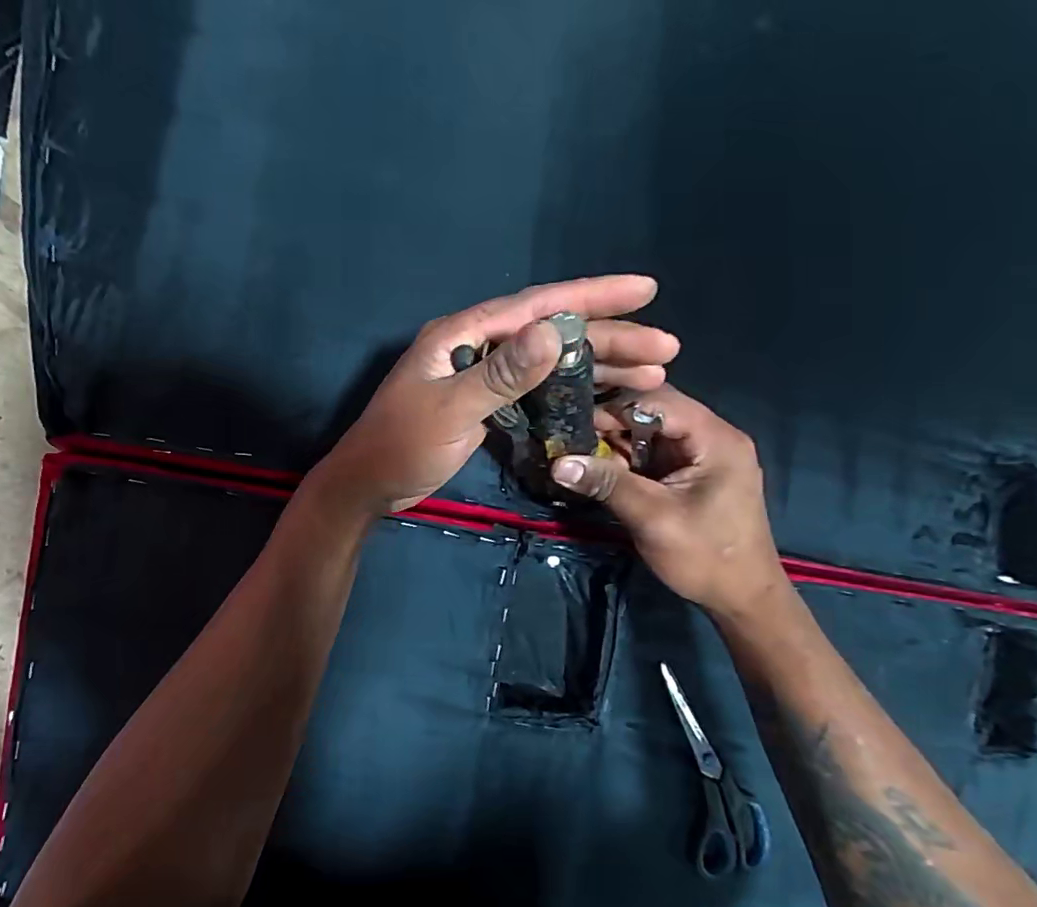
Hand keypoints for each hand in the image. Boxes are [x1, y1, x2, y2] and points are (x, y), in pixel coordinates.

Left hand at [310, 275, 678, 513]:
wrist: (370, 486)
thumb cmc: (401, 446)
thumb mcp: (450, 410)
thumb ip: (500, 375)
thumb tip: (553, 333)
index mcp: (466, 333)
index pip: (539, 305)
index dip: (594, 295)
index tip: (645, 289)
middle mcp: (480, 345)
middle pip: (556, 334)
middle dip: (612, 339)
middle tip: (666, 348)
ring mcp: (485, 375)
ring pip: (554, 364)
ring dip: (601, 368)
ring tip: (653, 376)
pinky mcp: (489, 404)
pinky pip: (541, 391)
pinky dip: (574, 395)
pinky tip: (606, 401)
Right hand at [550, 386, 788, 615]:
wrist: (743, 598)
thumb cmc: (705, 557)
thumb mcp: (652, 519)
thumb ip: (608, 484)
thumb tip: (558, 462)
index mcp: (715, 438)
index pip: (658, 400)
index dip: (614, 408)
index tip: (574, 424)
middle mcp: (715, 437)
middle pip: (656, 412)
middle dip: (613, 425)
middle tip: (572, 441)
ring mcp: (707, 456)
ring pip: (655, 434)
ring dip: (620, 444)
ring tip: (581, 455)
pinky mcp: (697, 474)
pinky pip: (659, 455)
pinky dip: (632, 461)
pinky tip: (605, 471)